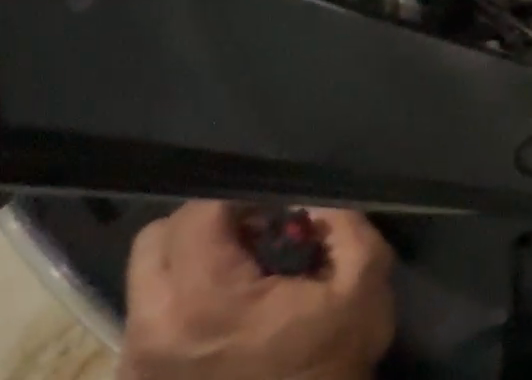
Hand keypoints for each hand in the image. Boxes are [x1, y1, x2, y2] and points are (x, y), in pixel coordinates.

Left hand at [119, 202, 395, 379]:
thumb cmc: (332, 356)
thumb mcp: (365, 280)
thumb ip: (345, 227)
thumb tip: (314, 204)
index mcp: (208, 299)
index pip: (195, 218)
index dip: (237, 198)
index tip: (275, 207)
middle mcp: (154, 325)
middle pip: (154, 241)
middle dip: (207, 224)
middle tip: (258, 232)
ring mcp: (137, 355)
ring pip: (146, 275)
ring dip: (193, 258)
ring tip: (249, 271)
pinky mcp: (137, 374)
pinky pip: (149, 309)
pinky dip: (186, 291)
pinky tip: (234, 306)